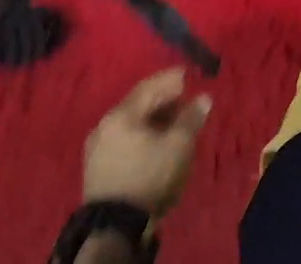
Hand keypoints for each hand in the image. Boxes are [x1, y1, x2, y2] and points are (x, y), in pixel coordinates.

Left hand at [83, 68, 211, 218]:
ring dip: (153, 117)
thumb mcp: (178, 145)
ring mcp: (96, 148)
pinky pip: (123, 138)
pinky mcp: (96, 167)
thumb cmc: (149, 176)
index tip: (189, 74)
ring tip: (173, 121)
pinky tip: (155, 141)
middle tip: (184, 97)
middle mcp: (104, 125)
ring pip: (130, 122)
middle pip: (138, 103)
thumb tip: (203, 98)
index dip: (171, 79)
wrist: (114, 226)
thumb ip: (191, 117)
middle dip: (163, 99)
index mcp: (122, 115)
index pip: (150, 87)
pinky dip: (142, 133)